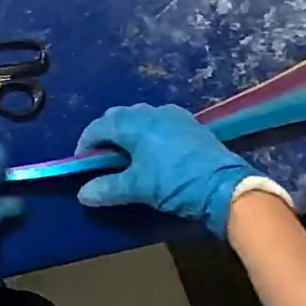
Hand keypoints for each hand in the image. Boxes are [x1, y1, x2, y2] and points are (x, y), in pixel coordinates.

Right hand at [76, 104, 283, 235]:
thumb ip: (108, 189)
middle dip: (106, 134)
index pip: (100, 126)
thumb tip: (83, 194)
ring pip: (140, 117)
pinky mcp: (189, 123)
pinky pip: (159, 122)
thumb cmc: (175, 183)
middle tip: (102, 159)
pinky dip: (147, 133)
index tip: (82, 163)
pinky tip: (152, 153)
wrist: (224, 186)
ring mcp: (173, 115)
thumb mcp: (138, 188)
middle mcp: (152, 112)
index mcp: (135, 123)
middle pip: (119, 116)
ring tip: (126, 156)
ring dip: (127, 132)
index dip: (86, 143)